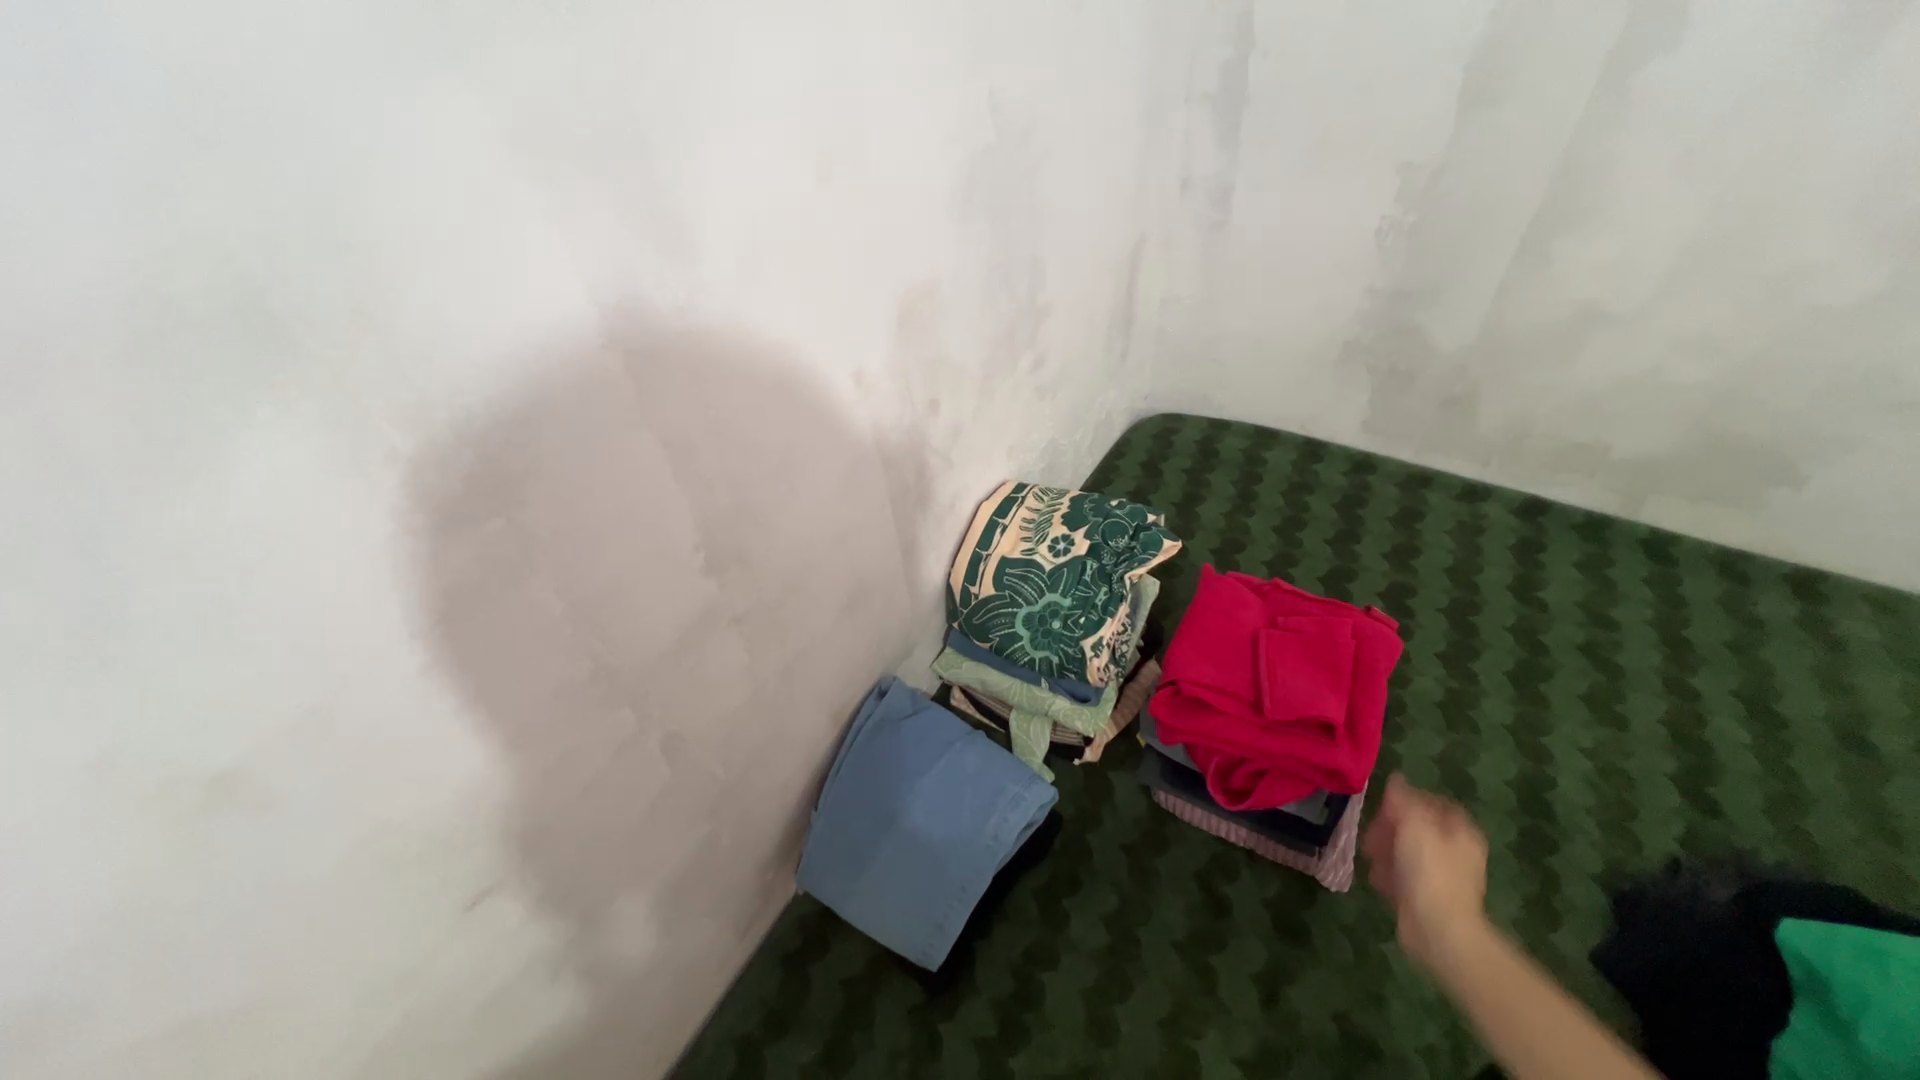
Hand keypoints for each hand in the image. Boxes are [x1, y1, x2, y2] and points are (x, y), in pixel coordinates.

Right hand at [1362, 773, 1489, 968]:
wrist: (1437, 930)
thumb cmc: (1429, 871)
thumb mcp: (1414, 825)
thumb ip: (1404, 799)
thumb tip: (1396, 778)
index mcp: (1460, 831)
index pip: (1433, 803)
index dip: (1408, 800)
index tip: (1385, 807)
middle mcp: (1454, 850)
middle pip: (1416, 827)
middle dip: (1390, 828)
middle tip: (1372, 833)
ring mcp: (1440, 875)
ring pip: (1405, 851)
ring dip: (1385, 851)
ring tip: (1371, 857)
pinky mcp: (1425, 896)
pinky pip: (1402, 875)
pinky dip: (1388, 874)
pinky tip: (1379, 879)